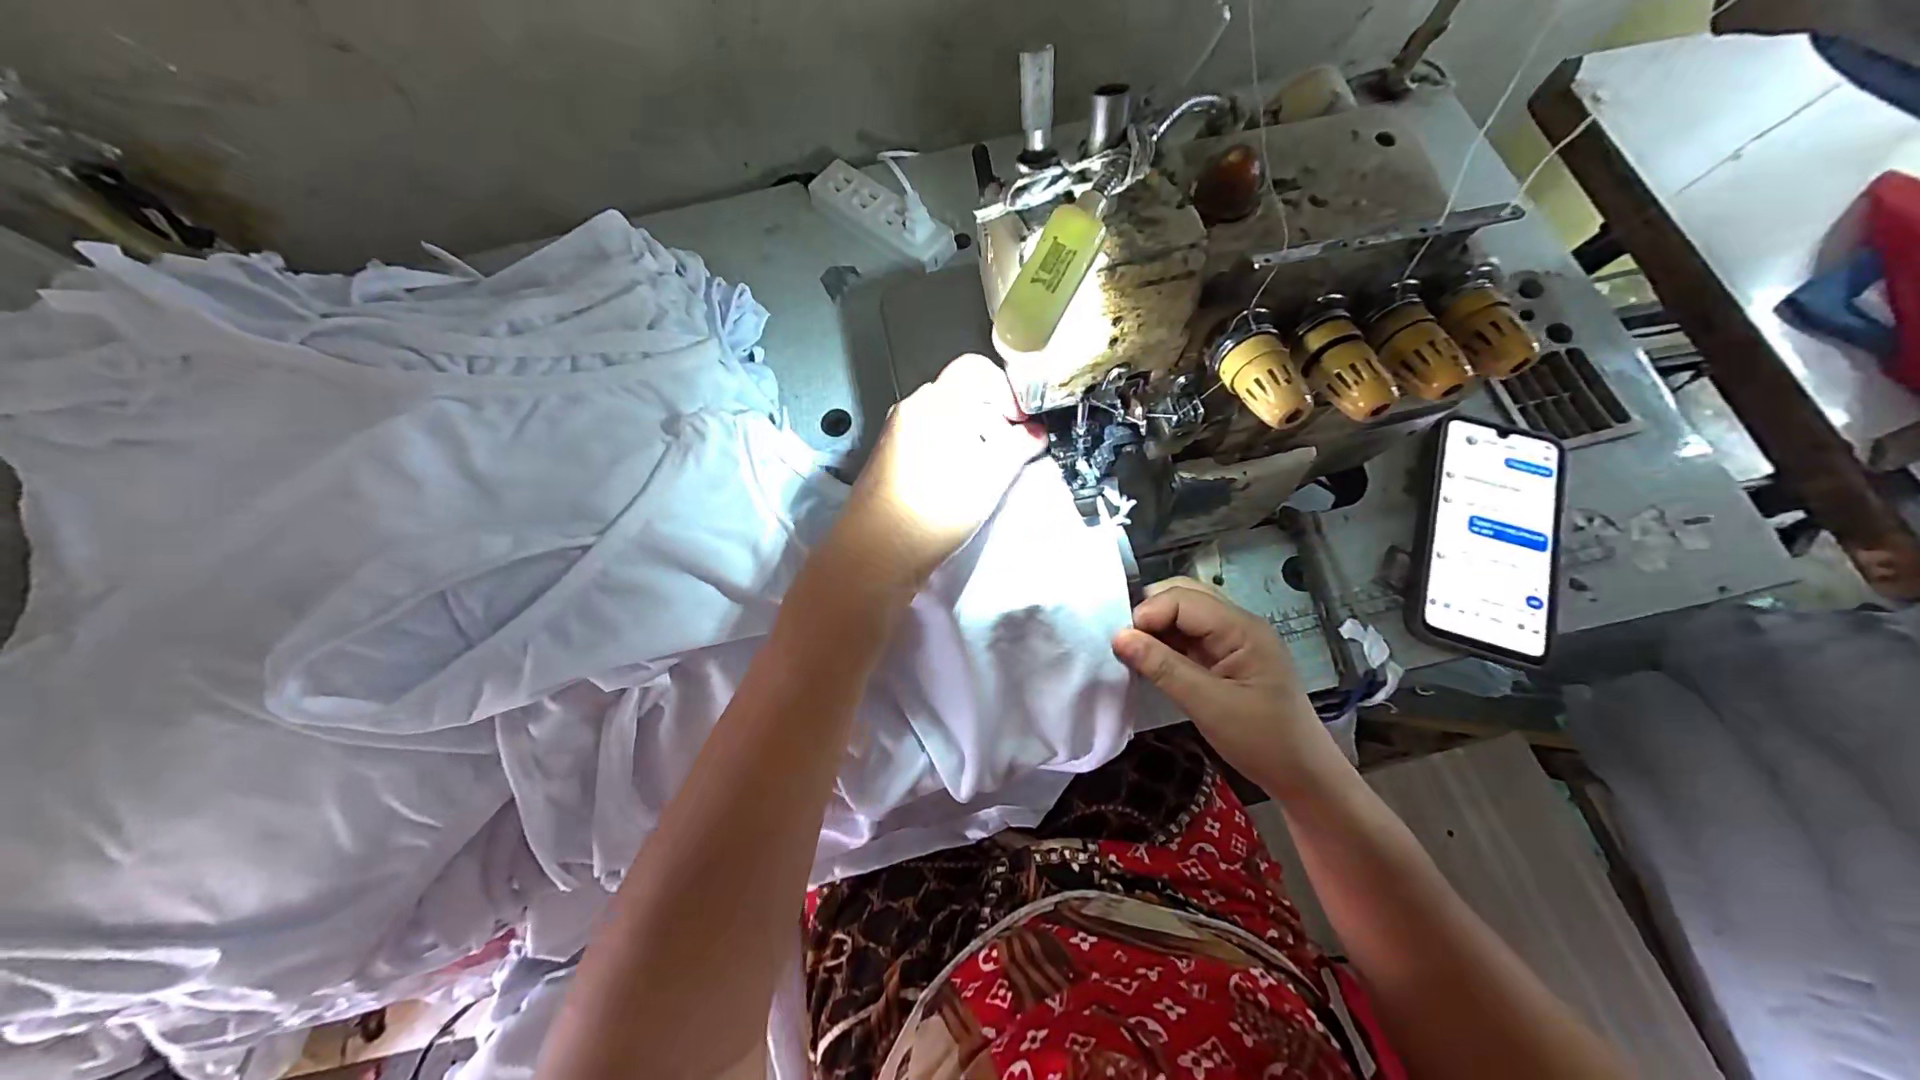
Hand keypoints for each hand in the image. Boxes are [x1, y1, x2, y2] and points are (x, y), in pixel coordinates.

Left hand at [827, 353, 1046, 589]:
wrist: (876, 552)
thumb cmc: (934, 511)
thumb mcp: (992, 477)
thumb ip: (1020, 447)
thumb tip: (1035, 433)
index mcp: (936, 401)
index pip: (978, 369)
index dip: (1008, 392)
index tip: (1023, 422)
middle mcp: (912, 409)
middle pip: (962, 394)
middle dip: (993, 417)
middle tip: (1012, 448)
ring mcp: (896, 433)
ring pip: (945, 420)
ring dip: (972, 437)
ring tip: (987, 472)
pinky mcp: (890, 460)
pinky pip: (928, 441)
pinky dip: (951, 453)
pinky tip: (958, 486)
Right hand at [1111, 578, 1345, 797]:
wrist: (1303, 776)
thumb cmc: (1262, 740)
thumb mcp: (1209, 705)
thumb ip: (1163, 668)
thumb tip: (1119, 637)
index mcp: (1242, 628)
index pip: (1183, 599)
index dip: (1148, 613)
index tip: (1120, 642)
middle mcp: (1238, 624)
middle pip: (1184, 596)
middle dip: (1149, 612)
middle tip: (1124, 643)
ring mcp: (1232, 640)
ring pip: (1184, 615)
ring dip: (1155, 628)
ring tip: (1132, 652)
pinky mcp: (1225, 658)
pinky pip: (1188, 637)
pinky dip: (1165, 643)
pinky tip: (1149, 661)